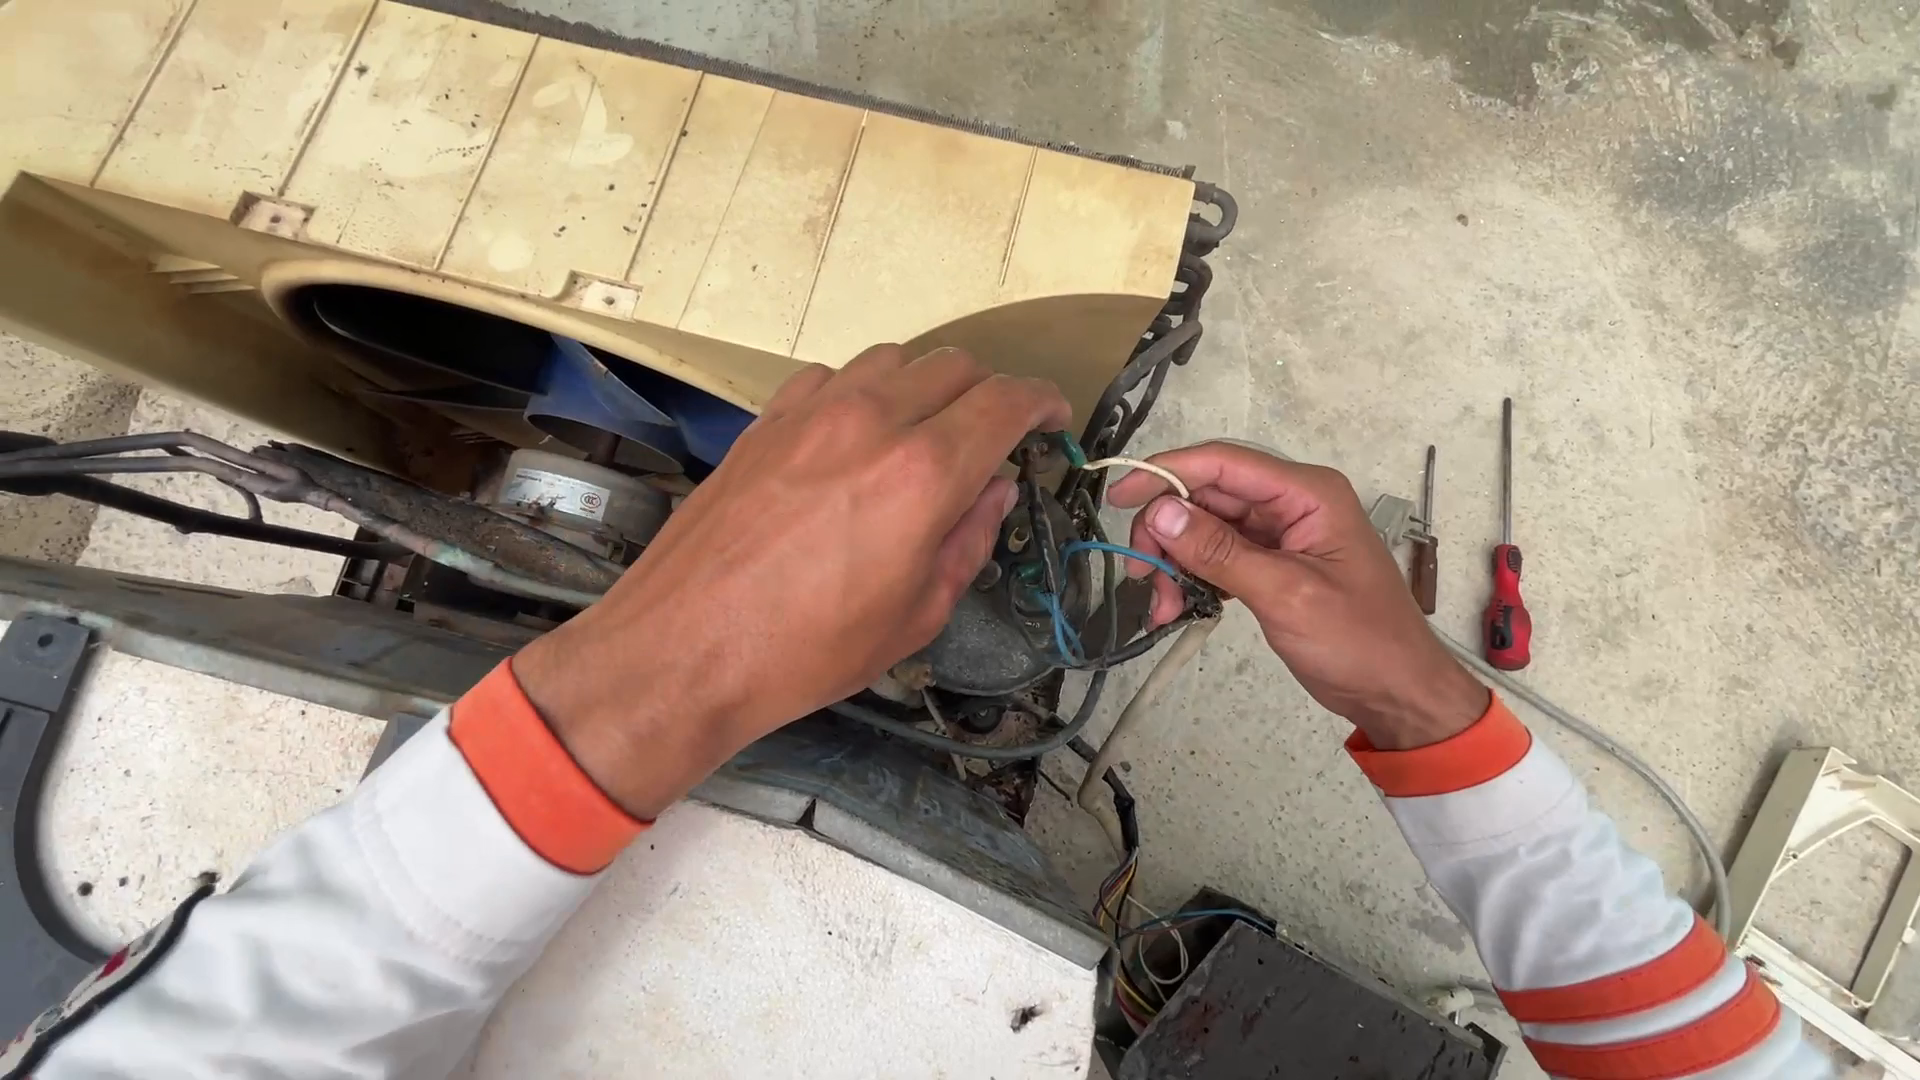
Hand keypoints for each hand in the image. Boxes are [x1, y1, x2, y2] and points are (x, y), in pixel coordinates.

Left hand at [514, 345, 1069, 816]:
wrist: (684, 648)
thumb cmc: (809, 650)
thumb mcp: (917, 614)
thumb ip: (969, 539)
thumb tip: (994, 487)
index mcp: (923, 473)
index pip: (1005, 401)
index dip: (1042, 402)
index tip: (1053, 419)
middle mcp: (872, 420)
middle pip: (955, 366)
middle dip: (990, 394)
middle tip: (993, 437)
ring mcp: (812, 411)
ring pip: (895, 360)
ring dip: (927, 388)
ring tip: (925, 434)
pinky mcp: (767, 419)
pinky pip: (833, 377)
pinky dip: (865, 393)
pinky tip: (856, 436)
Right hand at [1107, 442, 1486, 748]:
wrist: (1397, 694)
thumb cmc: (1357, 642)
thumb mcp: (1285, 594)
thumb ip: (1220, 551)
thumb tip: (1159, 512)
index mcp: (1305, 493)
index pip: (1221, 463)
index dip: (1164, 473)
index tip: (1117, 498)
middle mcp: (1288, 503)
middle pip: (1204, 496)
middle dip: (1165, 532)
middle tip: (1142, 574)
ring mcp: (1276, 533)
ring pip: (1202, 528)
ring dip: (1173, 562)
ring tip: (1162, 605)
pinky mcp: (1266, 562)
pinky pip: (1213, 556)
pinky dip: (1189, 578)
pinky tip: (1176, 607)